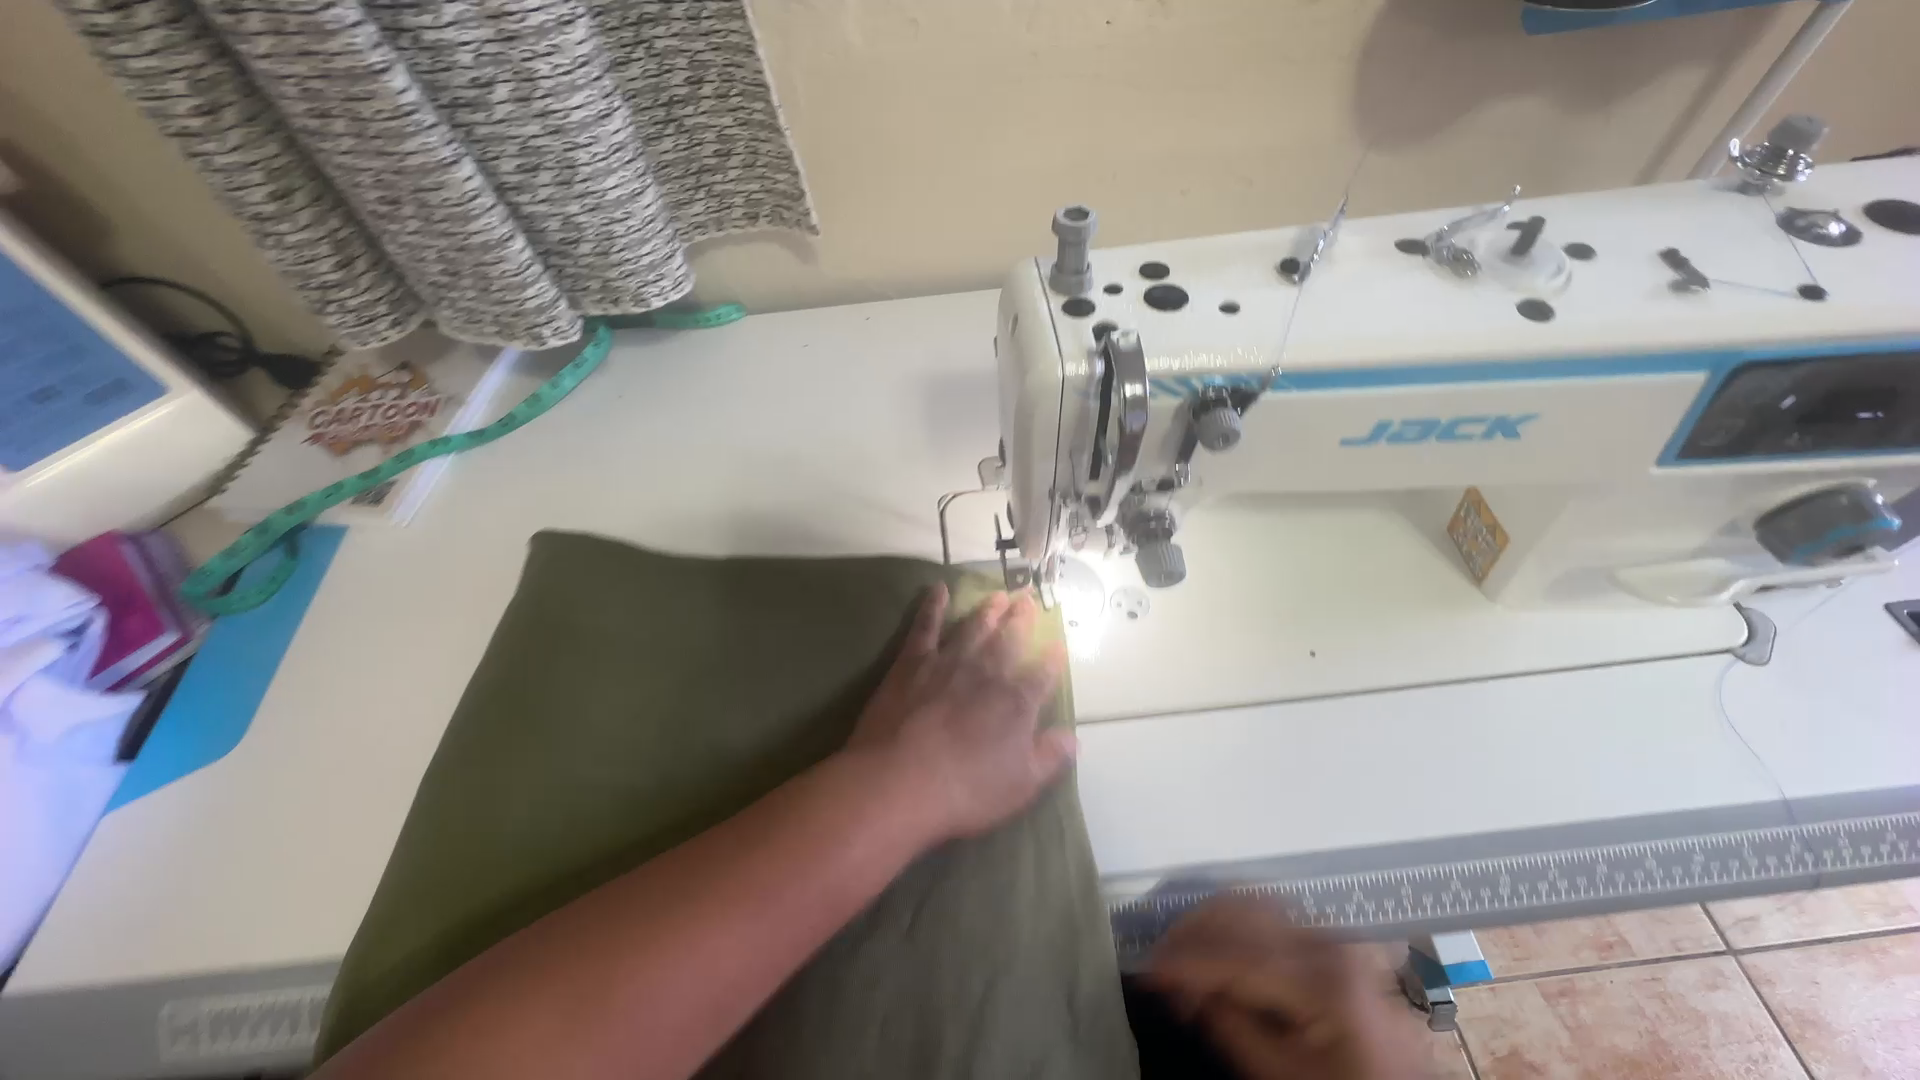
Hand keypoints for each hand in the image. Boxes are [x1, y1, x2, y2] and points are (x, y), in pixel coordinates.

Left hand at [848, 584, 1075, 840]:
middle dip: (1022, 619)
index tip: (1058, 645)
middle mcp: (987, 673)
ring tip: (998, 595)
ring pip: (973, 628)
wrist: (899, 781)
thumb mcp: (1021, 785)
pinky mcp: (911, 662)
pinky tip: (937, 590)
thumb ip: (1050, 757)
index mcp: (1017, 702)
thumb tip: (1073, 737)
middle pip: (1010, 640)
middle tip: (1029, 600)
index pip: (1043, 674)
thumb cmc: (965, 791)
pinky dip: (932, 606)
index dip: (1053, 658)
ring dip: (987, 610)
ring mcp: (948, 663)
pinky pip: (925, 626)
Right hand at [1146, 897, 1426, 1079]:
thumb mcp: (1282, 1073)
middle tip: (1160, 965)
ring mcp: (1329, 935)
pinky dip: (1232, 920)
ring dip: (1208, 921)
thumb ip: (1229, 1025)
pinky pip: (1269, 912)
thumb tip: (1183, 987)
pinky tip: (1213, 944)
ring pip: (1250, 901)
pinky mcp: (1326, 938)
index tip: (1147, 971)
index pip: (1234, 955)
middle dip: (1191, 932)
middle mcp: (1326, 942)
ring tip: (1181, 954)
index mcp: (1321, 981)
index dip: (1184, 960)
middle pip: (1239, 911)